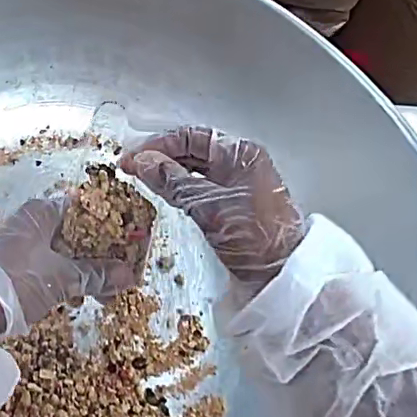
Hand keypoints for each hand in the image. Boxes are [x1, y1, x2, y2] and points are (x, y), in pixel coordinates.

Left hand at [0, 199, 137, 338]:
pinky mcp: (15, 264)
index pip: (82, 207)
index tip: (126, 239)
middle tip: (120, 269)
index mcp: (41, 210)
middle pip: (74, 230)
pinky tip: (81, 294)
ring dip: (85, 267)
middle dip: (98, 252)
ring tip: (106, 289)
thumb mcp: (62, 277)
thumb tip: (129, 275)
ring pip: (63, 249)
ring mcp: (22, 242)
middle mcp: (31, 220)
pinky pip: (50, 263)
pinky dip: (67, 275)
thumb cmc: (18, 281)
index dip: (107, 222)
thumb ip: (96, 274)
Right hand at [120, 126, 305, 288]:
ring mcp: (240, 182)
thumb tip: (143, 162)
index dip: (159, 145)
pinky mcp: (237, 202)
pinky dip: (183, 187)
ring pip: (197, 168)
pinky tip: (166, 193)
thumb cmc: (254, 238)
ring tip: (143, 179)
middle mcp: (241, 161)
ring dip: (170, 172)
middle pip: (193, 150)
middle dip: (162, 157)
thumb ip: (174, 182)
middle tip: (132, 168)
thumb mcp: (209, 208)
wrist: (284, 279)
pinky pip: (204, 185)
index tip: (133, 157)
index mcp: (240, 152)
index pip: (192, 137)